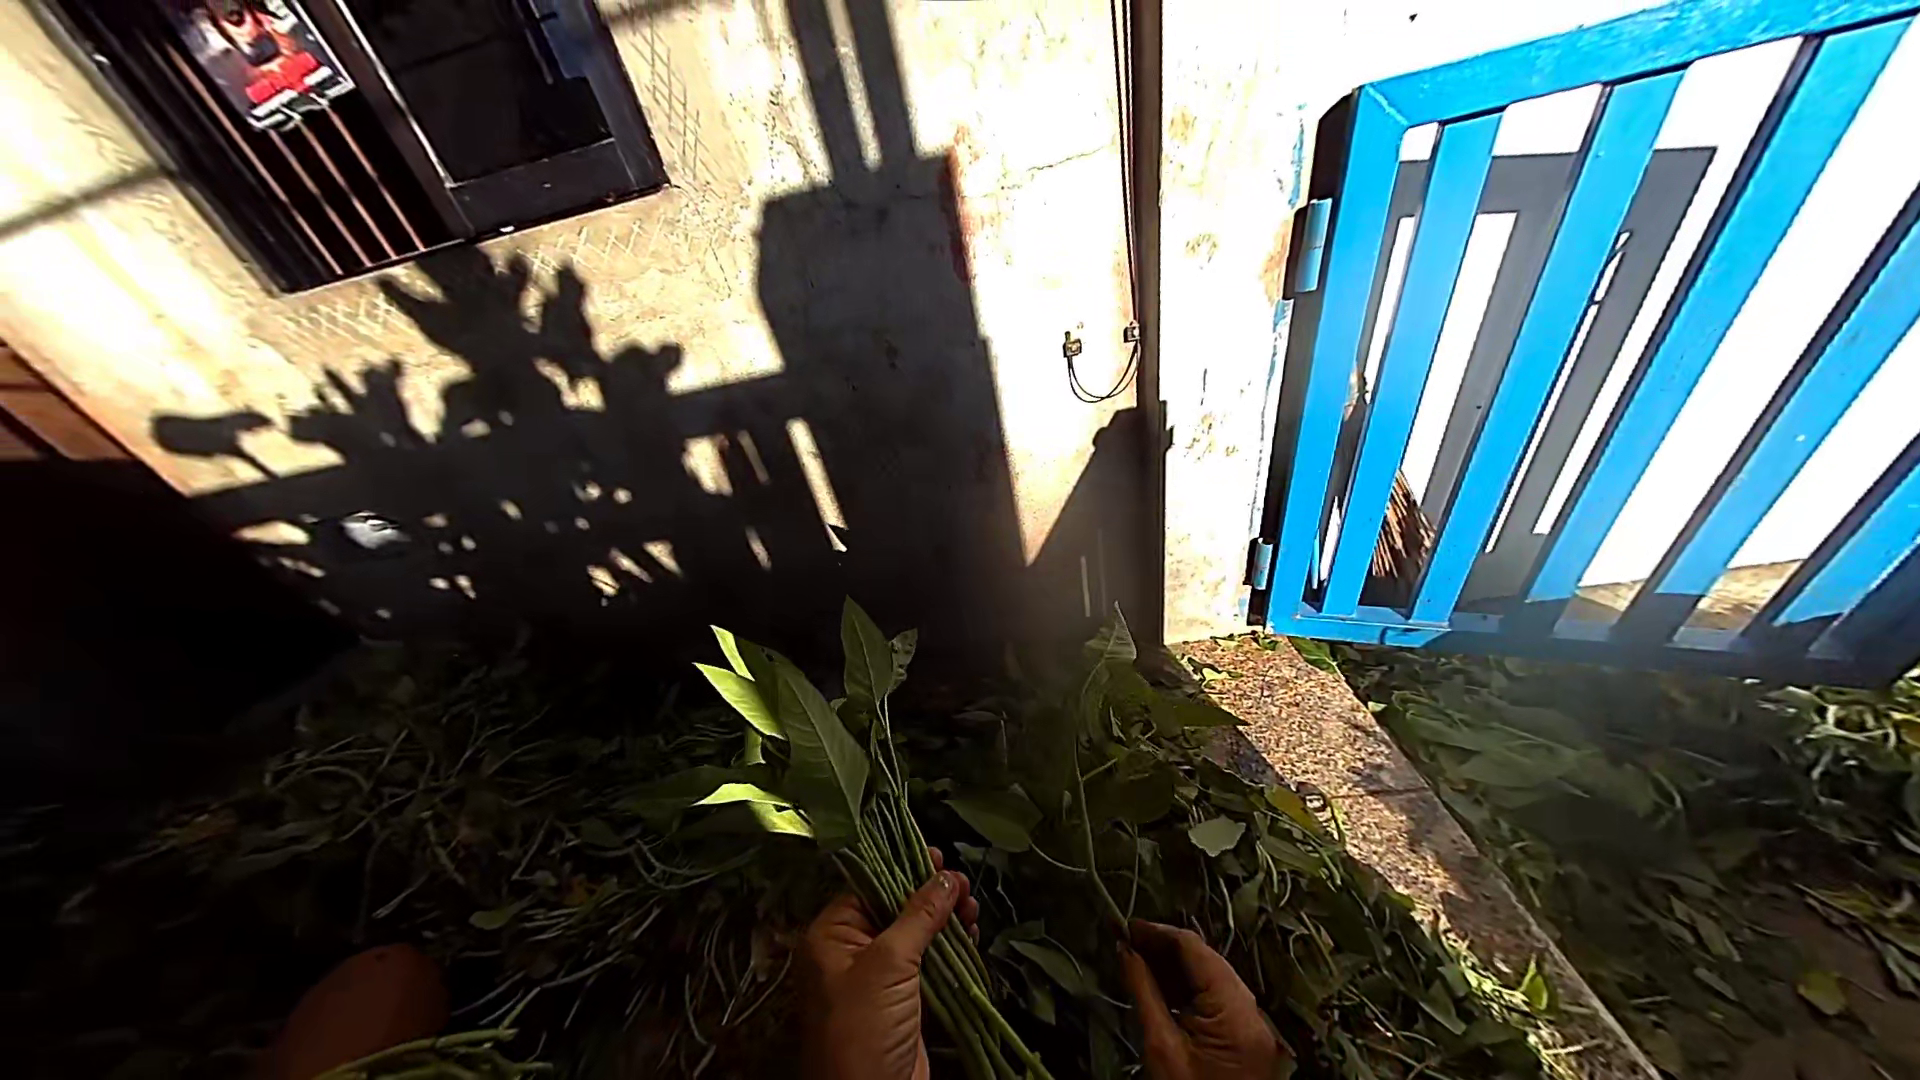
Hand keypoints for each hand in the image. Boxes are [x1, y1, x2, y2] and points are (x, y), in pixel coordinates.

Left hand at [803, 848, 980, 1079]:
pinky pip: (928, 961)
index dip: (905, 868)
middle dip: (932, 894)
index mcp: (834, 935)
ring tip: (972, 908)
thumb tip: (945, 876)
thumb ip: (919, 914)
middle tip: (963, 885)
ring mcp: (879, 977)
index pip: (871, 885)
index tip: (938, 856)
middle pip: (897, 907)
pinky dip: (950, 947)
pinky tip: (970, 935)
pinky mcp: (903, 1000)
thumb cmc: (863, 1029)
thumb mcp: (889, 963)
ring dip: (946, 919)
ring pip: (917, 933)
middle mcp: (853, 951)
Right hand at [1118, 920, 1290, 1079]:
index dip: (1157, 932)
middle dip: (1164, 946)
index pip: (1193, 948)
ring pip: (1210, 975)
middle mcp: (1252, 1012)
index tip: (1126, 926)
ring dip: (1174, 965)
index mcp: (1236, 1012)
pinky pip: (1216, 997)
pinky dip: (1187, 987)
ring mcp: (1253, 1026)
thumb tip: (1125, 947)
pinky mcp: (1247, 1039)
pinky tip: (1160, 984)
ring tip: (1138, 958)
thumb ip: (1143, 988)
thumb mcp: (1160, 1046)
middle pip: (1204, 958)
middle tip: (1128, 940)